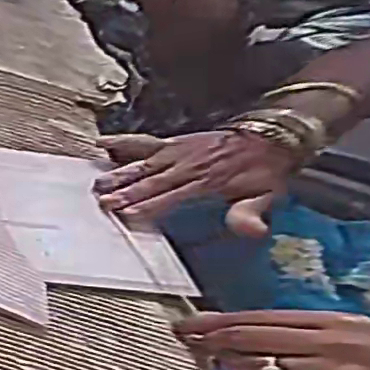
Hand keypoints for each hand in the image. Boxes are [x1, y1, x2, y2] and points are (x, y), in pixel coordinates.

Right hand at [95, 130, 295, 235]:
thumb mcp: (267, 196)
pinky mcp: (169, 142)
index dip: (151, 206)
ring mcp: (175, 153)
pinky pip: (142, 141)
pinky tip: (100, 143)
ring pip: (142, 165)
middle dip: (127, 192)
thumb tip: (251, 232)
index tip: (129, 214)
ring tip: (98, 184)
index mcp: (207, 182)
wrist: (271, 137)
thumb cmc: (262, 173)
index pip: (172, 197)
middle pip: (151, 182)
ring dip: (119, 174)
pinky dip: (120, 142)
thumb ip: (250, 213)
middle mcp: (186, 167)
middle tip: (105, 202)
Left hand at [177, 311, 369, 369]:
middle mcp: (332, 343)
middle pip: (252, 337)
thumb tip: (230, 324)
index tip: (188, 323)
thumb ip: (293, 327)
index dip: (217, 321)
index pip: (259, 317)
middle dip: (211, 338)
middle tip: (187, 339)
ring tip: (214, 358)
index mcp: (334, 321)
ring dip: (227, 360)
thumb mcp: (348, 330)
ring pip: (258, 363)